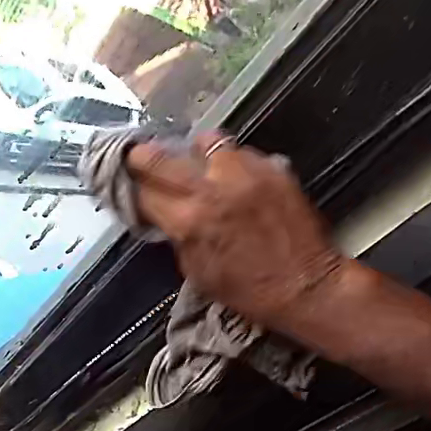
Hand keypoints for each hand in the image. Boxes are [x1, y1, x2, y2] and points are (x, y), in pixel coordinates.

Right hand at [127, 132, 354, 331]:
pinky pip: (242, 152)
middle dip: (142, 156)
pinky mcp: (272, 168)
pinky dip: (233, 162)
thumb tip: (162, 213)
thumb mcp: (196, 271)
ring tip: (199, 163)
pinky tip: (236, 178)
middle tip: (138, 155)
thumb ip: (176, 235)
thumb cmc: (248, 289)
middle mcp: (211, 190)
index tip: (124, 182)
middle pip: (160, 158)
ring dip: (196, 152)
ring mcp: (244, 174)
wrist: (306, 286)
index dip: (129, 187)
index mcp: (188, 221)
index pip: (143, 192)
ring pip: (206, 142)